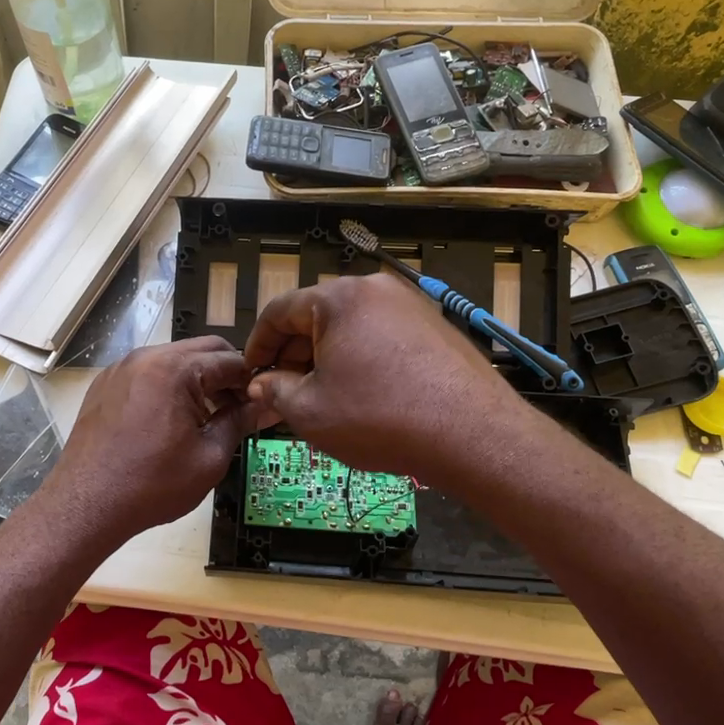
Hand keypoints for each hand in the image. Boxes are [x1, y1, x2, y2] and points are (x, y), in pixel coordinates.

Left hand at [32, 337, 256, 545]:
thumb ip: (240, 423)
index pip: (230, 360)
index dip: (253, 381)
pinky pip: (147, 373)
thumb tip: (267, 406)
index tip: (263, 403)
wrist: (86, 505)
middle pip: (202, 350)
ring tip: (208, 417)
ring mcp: (120, 368)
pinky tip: (171, 421)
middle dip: (226, 375)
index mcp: (174, 369)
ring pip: (173, 360)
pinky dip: (167, 386)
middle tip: (239, 409)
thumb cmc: (151, 485)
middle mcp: (145, 357)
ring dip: (197, 380)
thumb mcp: (209, 458)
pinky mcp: (104, 384)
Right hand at [243, 274, 550, 482]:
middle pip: (317, 316)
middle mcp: (376, 289)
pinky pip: (382, 338)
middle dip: (294, 354)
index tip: (251, 374)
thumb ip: (275, 391)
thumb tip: (262, 384)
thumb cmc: (379, 418)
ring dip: (328, 359)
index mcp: (339, 297)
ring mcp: (412, 306)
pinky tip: (364, 396)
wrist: (472, 435)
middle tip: (283, 392)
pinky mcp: (436, 328)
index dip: (258, 345)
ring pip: (351, 328)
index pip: (280, 311)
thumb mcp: (310, 411)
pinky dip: (362, 361)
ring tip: (322, 399)